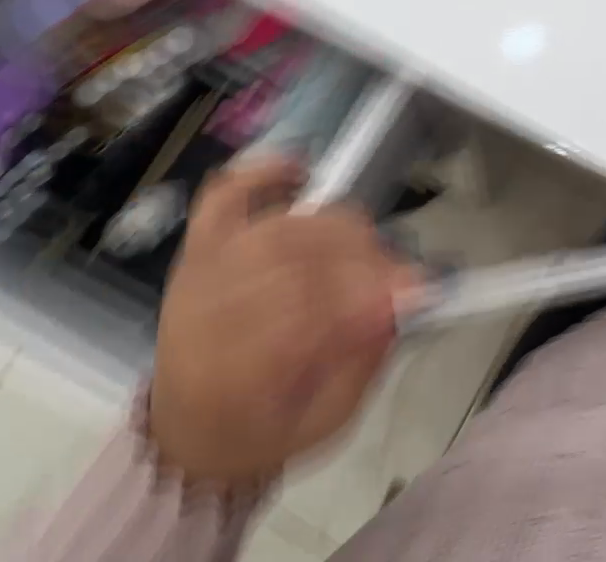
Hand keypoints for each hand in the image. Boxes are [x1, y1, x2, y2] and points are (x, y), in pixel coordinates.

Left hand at [147, 157, 412, 482]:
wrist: (189, 433)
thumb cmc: (263, 432)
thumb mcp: (326, 421)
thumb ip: (365, 360)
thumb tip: (405, 299)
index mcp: (231, 375)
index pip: (301, 313)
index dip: (365, 292)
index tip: (416, 289)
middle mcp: (206, 314)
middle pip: (289, 258)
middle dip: (360, 258)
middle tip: (399, 273)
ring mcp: (199, 272)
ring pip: (274, 227)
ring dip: (334, 227)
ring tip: (369, 244)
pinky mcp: (198, 248)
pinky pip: (223, 195)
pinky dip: (262, 174)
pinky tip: (301, 171)